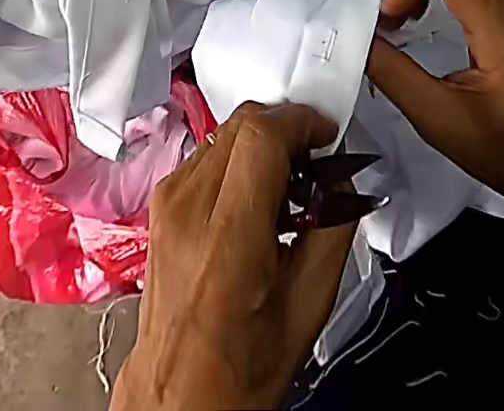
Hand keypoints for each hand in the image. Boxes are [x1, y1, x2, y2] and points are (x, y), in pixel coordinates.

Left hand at [116, 102, 356, 409]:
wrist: (181, 395)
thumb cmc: (241, 361)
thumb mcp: (313, 297)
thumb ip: (337, 222)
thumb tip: (343, 176)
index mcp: (228, 240)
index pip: (262, 136)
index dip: (302, 120)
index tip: (325, 134)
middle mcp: (189, 212)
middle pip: (245, 121)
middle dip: (288, 125)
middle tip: (312, 152)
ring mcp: (168, 205)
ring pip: (228, 129)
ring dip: (266, 138)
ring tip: (286, 175)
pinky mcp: (160, 205)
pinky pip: (210, 150)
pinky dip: (242, 153)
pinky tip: (257, 188)